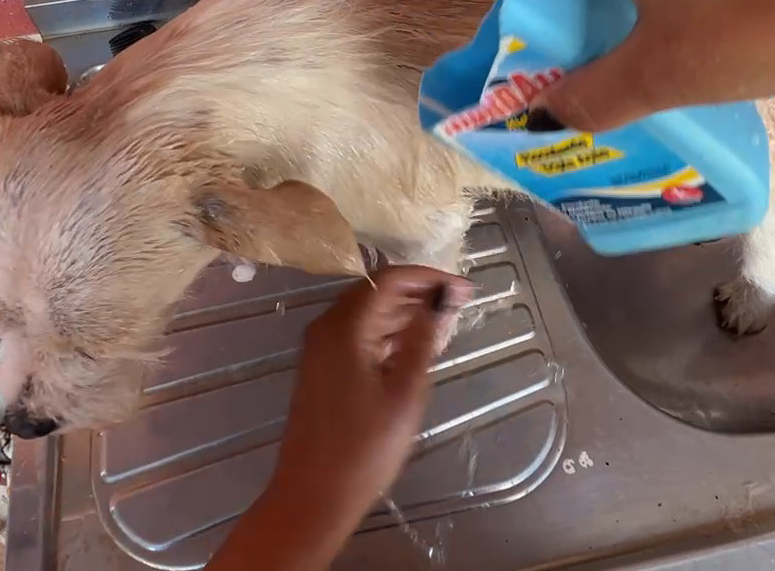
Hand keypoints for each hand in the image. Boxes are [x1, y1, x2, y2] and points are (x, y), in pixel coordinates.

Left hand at [208, 265, 471, 570]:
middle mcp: (327, 326)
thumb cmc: (363, 449)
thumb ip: (422, 341)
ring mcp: (320, 347)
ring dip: (405, 312)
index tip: (463, 288)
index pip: (389, 280)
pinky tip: (414, 344)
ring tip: (444, 321)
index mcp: (344, 326)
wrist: (311, 497)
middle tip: (459, 303)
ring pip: (368, 312)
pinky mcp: (322, 367)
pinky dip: (388, 332)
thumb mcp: (404, 394)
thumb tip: (438, 302)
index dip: (428, 277)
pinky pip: (359, 334)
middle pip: (376, 291)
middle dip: (419, 292)